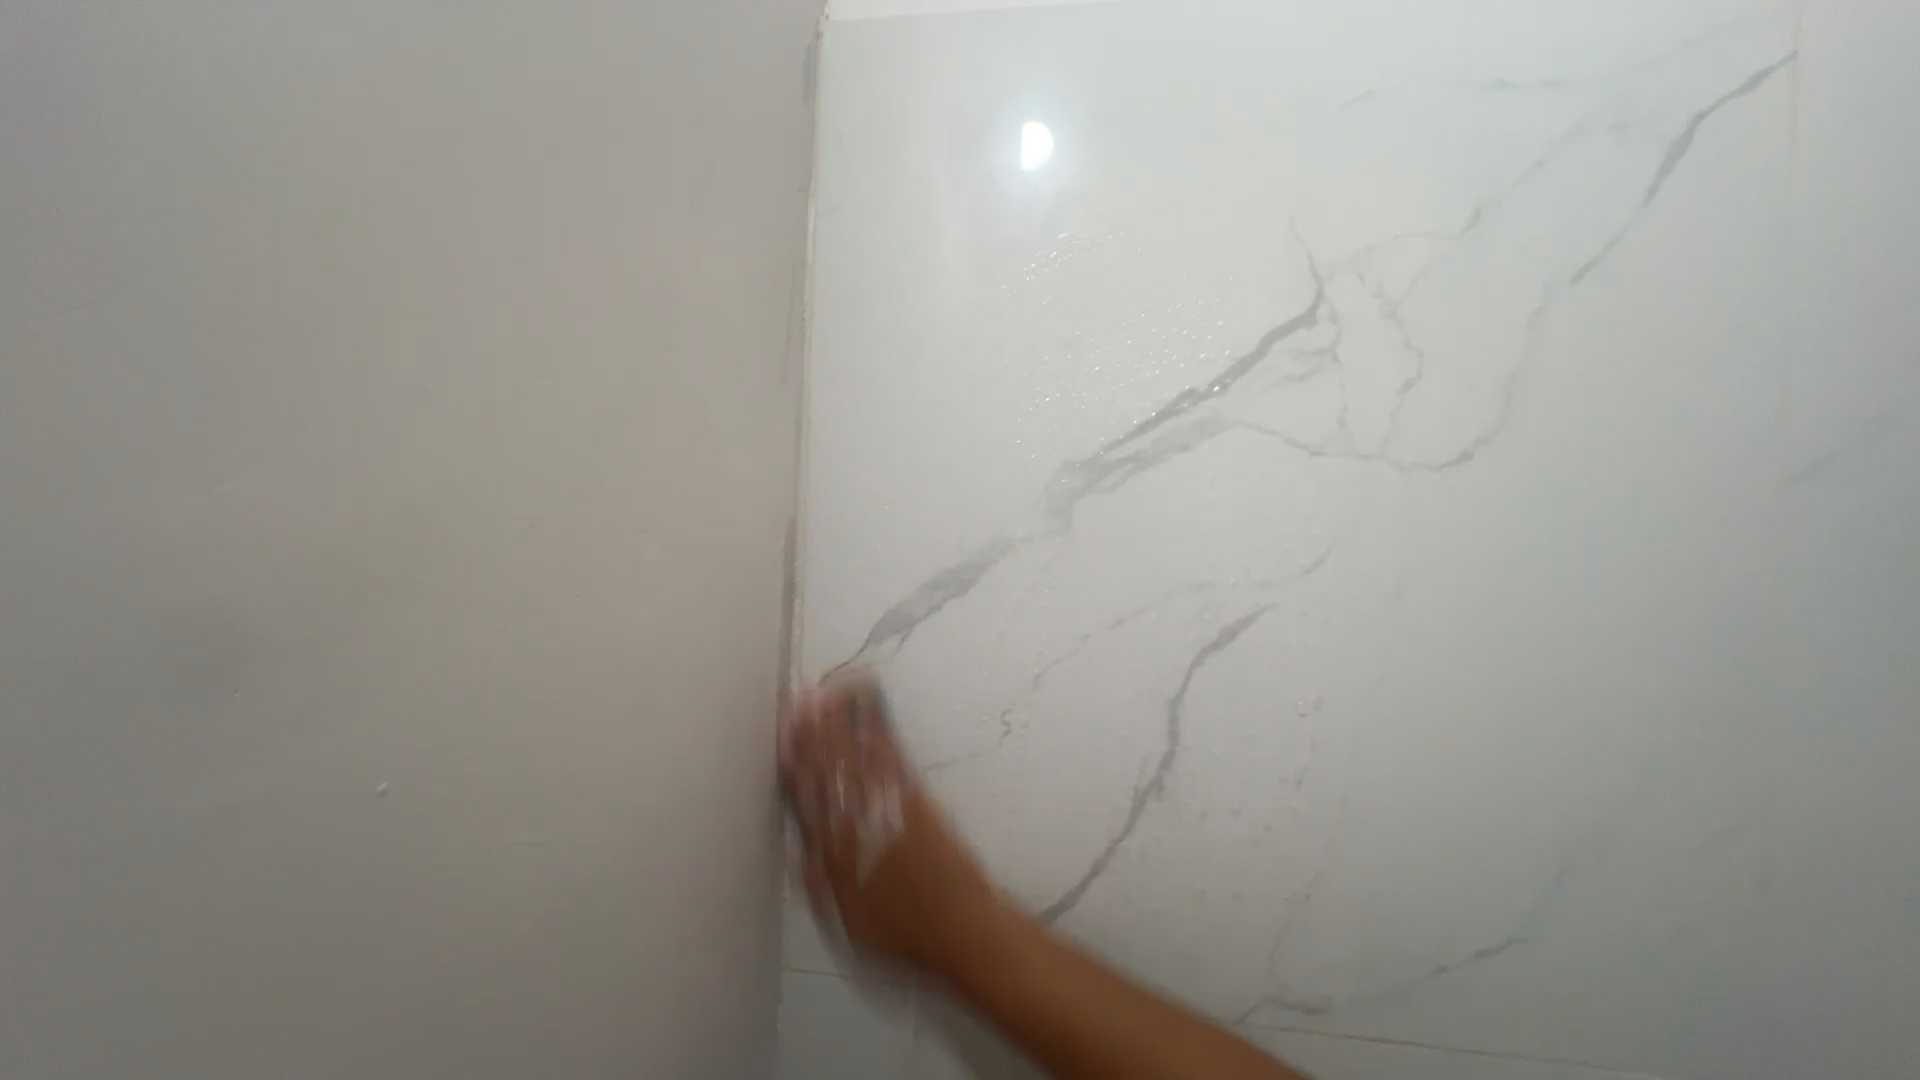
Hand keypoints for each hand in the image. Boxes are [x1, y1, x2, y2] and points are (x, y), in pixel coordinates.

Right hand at [779, 670, 1005, 980]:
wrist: (960, 925)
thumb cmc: (902, 930)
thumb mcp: (847, 918)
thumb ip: (822, 879)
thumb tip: (804, 846)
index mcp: (837, 849)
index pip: (809, 796)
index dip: (796, 761)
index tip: (787, 731)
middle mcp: (861, 820)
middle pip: (833, 767)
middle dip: (817, 730)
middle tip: (805, 696)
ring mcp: (892, 805)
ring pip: (860, 757)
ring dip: (845, 722)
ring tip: (833, 692)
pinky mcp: (919, 799)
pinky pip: (894, 760)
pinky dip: (883, 734)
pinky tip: (875, 715)